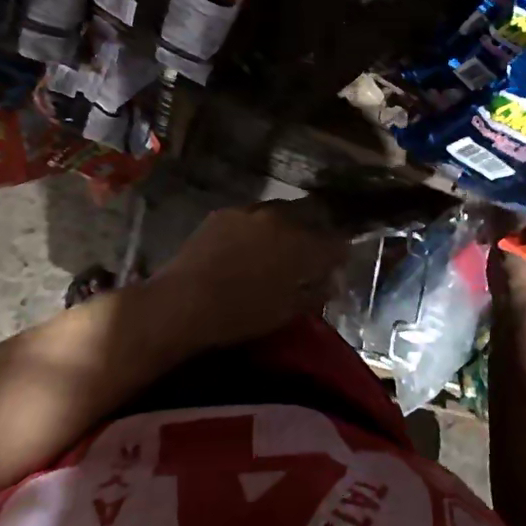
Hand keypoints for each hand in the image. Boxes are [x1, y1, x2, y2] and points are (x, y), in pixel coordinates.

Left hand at [136, 201, 348, 351]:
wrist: (185, 300)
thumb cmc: (240, 314)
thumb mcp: (287, 311)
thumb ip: (315, 292)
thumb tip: (332, 281)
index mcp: (302, 244)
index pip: (336, 242)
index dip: (340, 253)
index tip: (338, 263)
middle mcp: (280, 218)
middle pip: (310, 216)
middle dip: (316, 231)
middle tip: (312, 251)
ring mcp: (249, 211)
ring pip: (280, 212)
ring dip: (287, 226)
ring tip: (280, 246)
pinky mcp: (223, 213)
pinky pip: (251, 216)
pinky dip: (258, 227)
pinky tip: (249, 244)